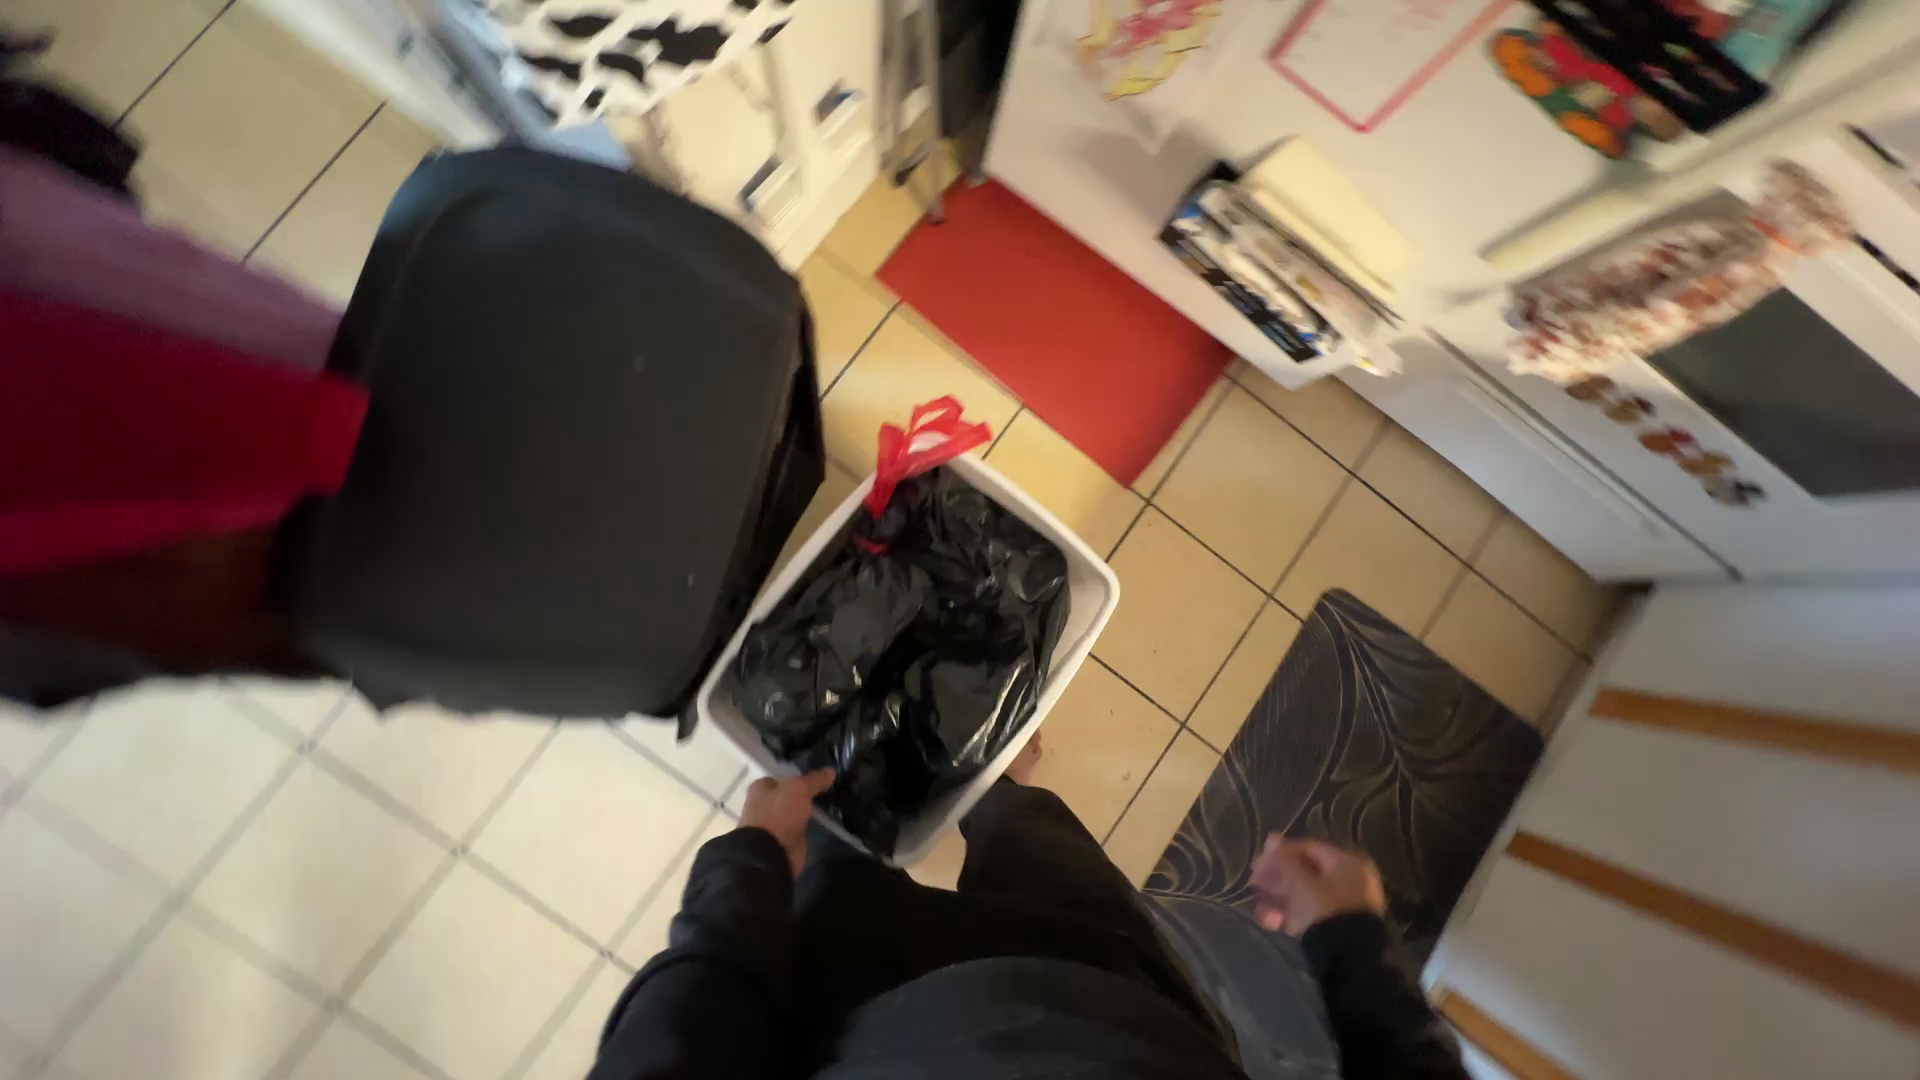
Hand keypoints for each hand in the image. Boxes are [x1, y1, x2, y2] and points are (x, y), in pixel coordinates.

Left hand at [738, 767, 835, 876]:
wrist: (771, 854)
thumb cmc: (778, 814)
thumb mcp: (799, 789)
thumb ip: (815, 780)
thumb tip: (831, 771)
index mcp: (760, 788)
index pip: (780, 776)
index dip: (796, 774)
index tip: (816, 774)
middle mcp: (764, 805)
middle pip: (789, 795)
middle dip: (804, 793)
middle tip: (828, 787)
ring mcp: (775, 825)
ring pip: (796, 812)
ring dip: (808, 811)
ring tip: (832, 802)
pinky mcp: (785, 841)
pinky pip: (801, 828)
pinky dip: (811, 826)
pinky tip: (827, 821)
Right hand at [1250, 835, 1386, 936]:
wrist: (1348, 960)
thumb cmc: (1324, 909)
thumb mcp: (1299, 881)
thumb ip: (1284, 859)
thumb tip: (1271, 838)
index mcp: (1348, 863)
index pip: (1308, 848)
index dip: (1279, 853)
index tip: (1257, 864)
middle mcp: (1352, 880)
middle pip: (1306, 872)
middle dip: (1277, 879)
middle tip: (1253, 885)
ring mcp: (1347, 906)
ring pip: (1306, 895)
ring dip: (1279, 899)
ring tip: (1259, 910)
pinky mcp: (1341, 928)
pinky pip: (1312, 913)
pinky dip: (1291, 915)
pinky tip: (1270, 922)